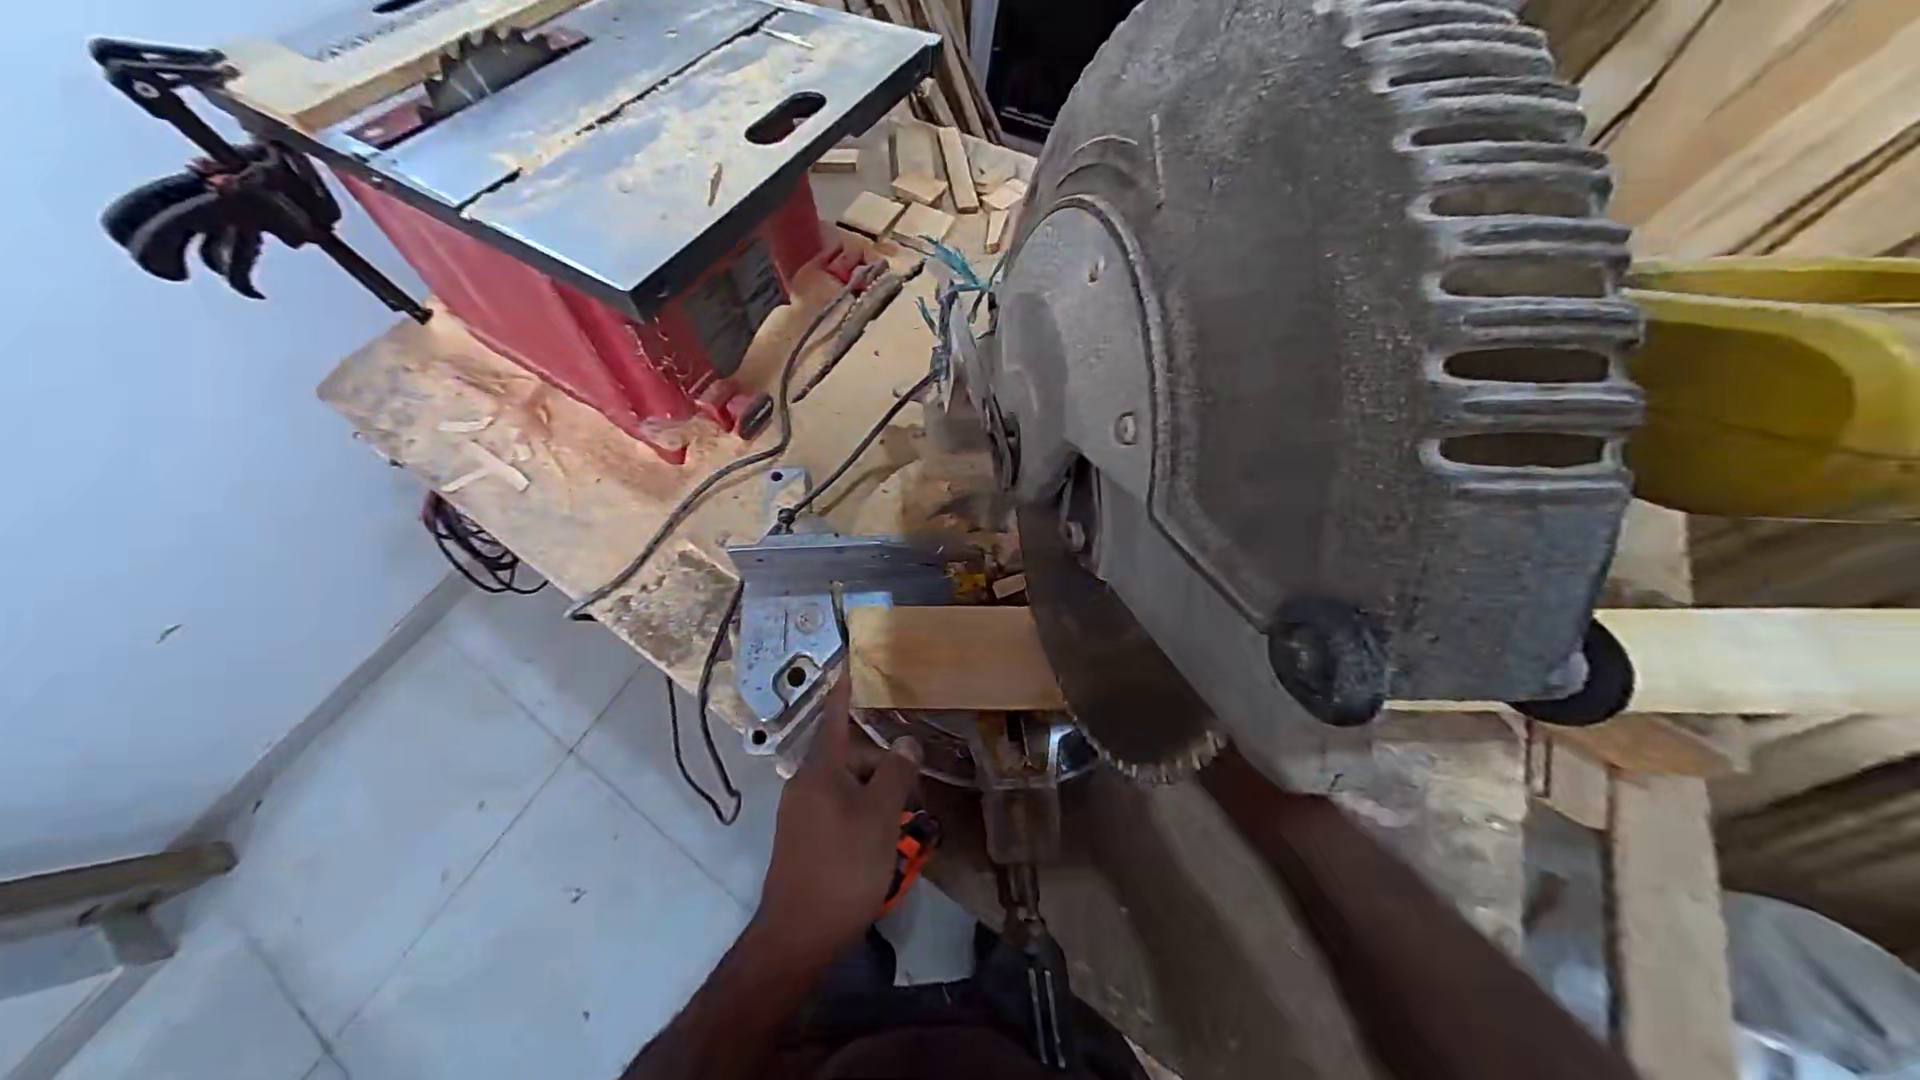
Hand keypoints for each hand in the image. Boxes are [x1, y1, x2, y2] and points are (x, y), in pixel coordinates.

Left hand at [753, 676, 922, 966]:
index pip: (834, 718)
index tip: (852, 663)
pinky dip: (866, 814)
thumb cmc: (842, 867)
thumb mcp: (879, 817)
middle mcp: (805, 785)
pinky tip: (887, 840)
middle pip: (850, 757)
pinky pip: (840, 810)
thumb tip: (906, 742)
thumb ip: (895, 773)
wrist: (798, 936)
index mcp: (819, 771)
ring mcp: (803, 814)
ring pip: (848, 787)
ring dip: (879, 795)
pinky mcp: (806, 838)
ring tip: (909, 820)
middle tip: (917, 788)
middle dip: (884, 765)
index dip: (846, 691)